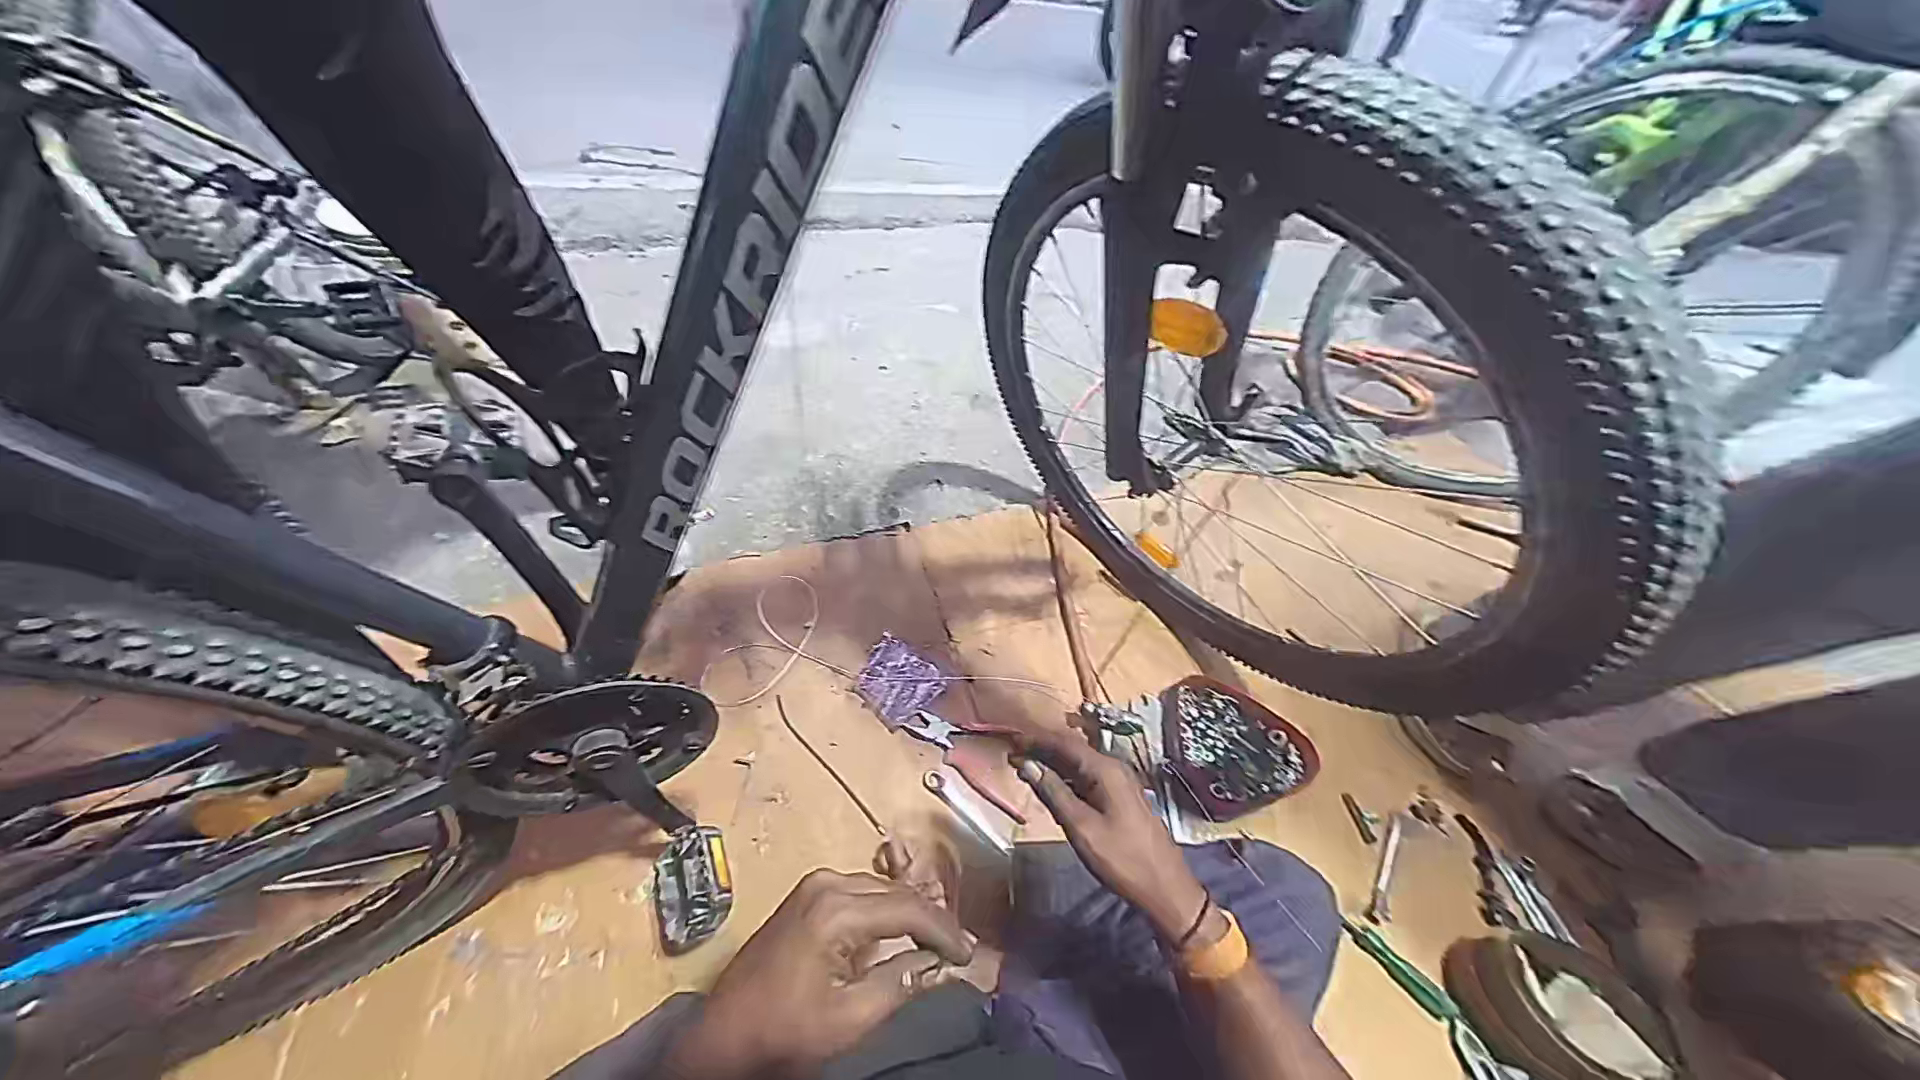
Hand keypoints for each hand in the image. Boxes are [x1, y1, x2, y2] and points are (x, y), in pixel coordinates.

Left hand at [663, 869, 972, 1079]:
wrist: (720, 1038)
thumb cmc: (782, 1033)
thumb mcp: (849, 1018)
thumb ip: (901, 983)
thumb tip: (942, 963)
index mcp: (836, 908)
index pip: (908, 909)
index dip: (944, 931)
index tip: (969, 954)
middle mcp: (826, 882)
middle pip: (894, 893)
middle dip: (928, 920)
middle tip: (957, 949)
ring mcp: (814, 885)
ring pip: (878, 891)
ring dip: (907, 914)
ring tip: (936, 942)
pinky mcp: (806, 895)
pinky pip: (858, 894)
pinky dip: (882, 912)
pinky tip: (898, 933)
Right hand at [1011, 724, 1209, 942]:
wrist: (1166, 888)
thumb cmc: (1121, 858)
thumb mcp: (1081, 827)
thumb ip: (1053, 792)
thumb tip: (1027, 764)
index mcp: (1105, 769)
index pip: (1064, 743)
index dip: (1036, 740)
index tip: (1011, 742)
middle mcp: (1113, 767)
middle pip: (1071, 750)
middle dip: (1042, 750)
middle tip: (1013, 757)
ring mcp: (1119, 782)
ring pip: (1079, 764)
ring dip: (1052, 765)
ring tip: (1026, 770)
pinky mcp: (1120, 797)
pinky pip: (1088, 778)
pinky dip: (1066, 779)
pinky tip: (1052, 788)